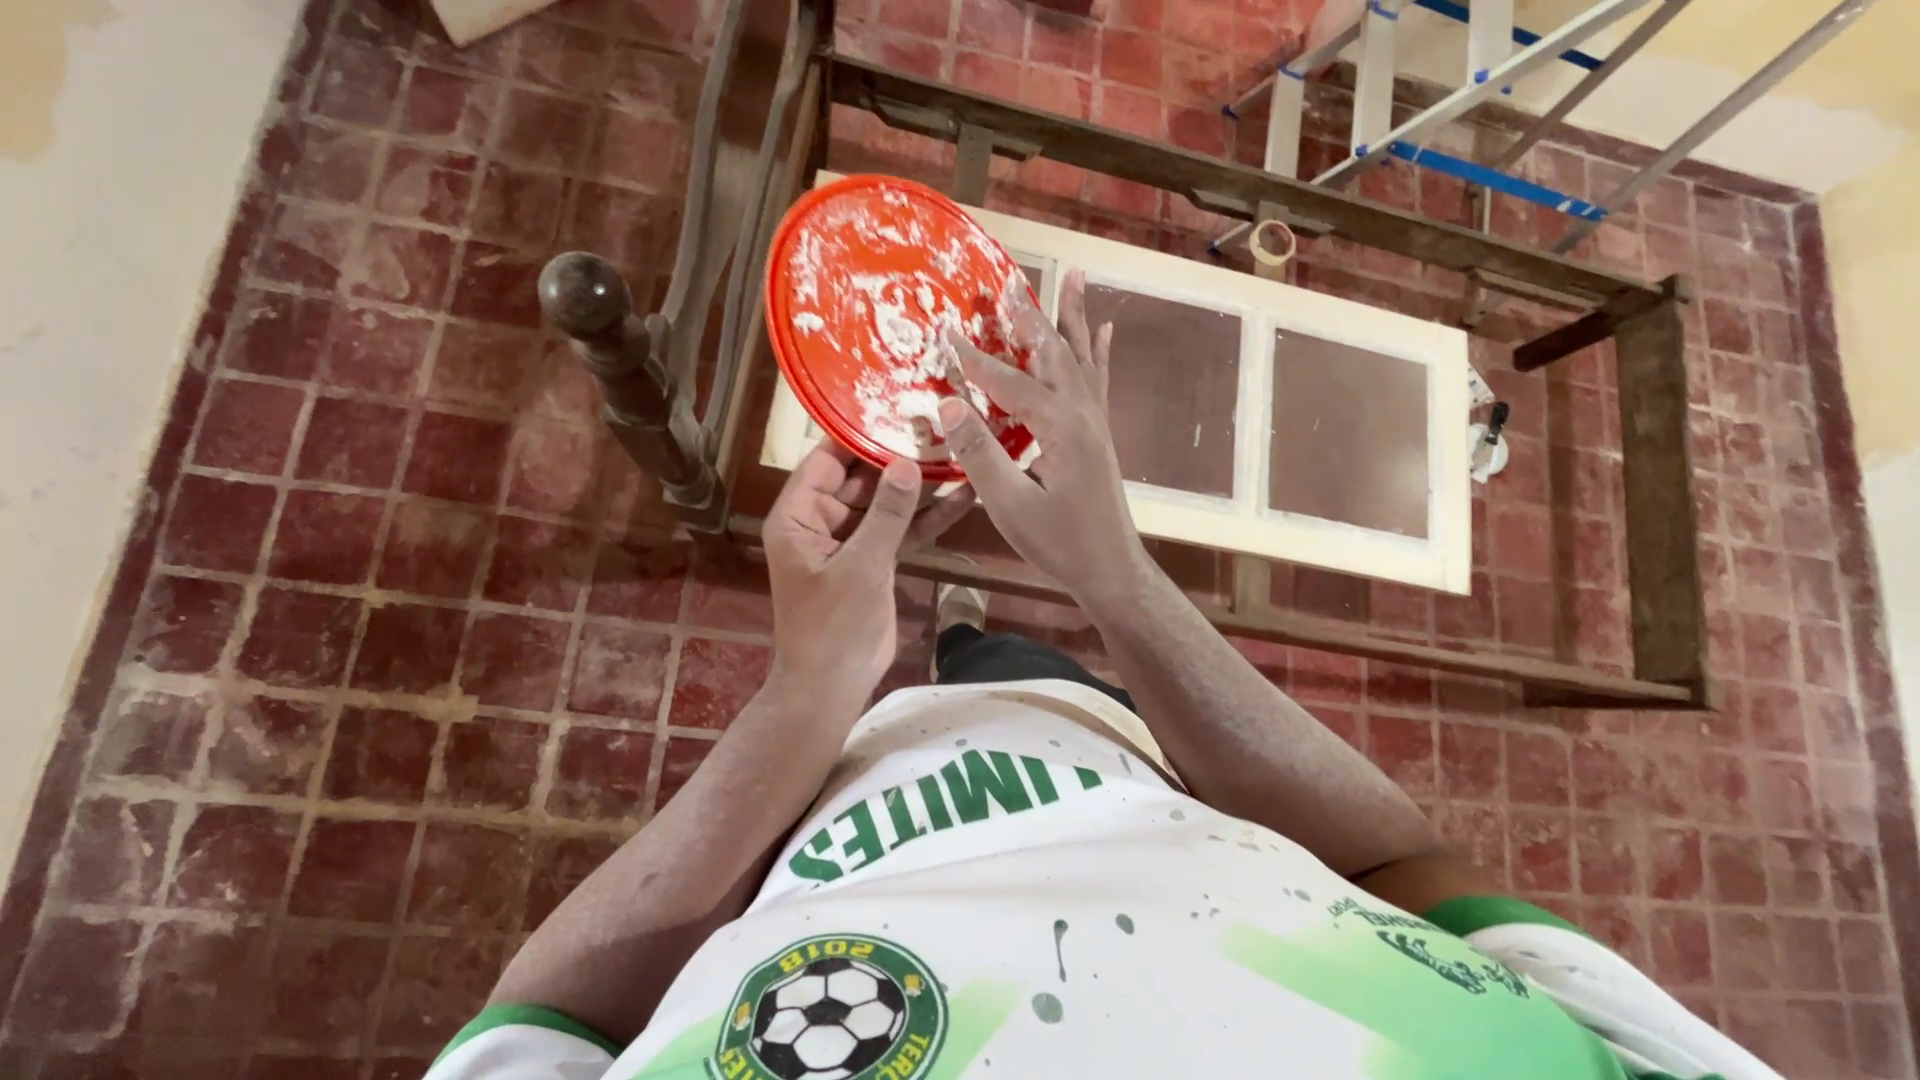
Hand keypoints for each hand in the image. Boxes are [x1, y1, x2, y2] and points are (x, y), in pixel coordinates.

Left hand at [763, 443, 974, 702]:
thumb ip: (887, 514)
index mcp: (798, 517)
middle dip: (896, 458)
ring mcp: (850, 542)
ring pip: (885, 504)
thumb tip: (907, 463)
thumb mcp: (860, 566)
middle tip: (937, 427)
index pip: (826, 462)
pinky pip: (900, 531)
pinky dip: (926, 519)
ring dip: (917, 488)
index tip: (895, 408)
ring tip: (956, 454)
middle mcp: (820, 522)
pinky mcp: (874, 561)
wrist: (833, 685)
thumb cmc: (833, 625)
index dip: (858, 436)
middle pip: (860, 478)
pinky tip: (962, 499)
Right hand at [937, 269, 1145, 606]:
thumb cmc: (1059, 542)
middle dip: (1028, 315)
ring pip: (1079, 358)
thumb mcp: (1010, 504)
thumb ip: (980, 454)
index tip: (946, 332)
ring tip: (1073, 276)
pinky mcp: (1099, 434)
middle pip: (1053, 352)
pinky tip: (1104, 331)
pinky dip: (1098, 351)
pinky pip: (1097, 380)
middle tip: (1010, 281)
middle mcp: (1082, 413)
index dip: (976, 358)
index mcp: (1059, 426)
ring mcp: (1095, 422)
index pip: (1009, 380)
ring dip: (1071, 317)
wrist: (1111, 569)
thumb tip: (949, 405)